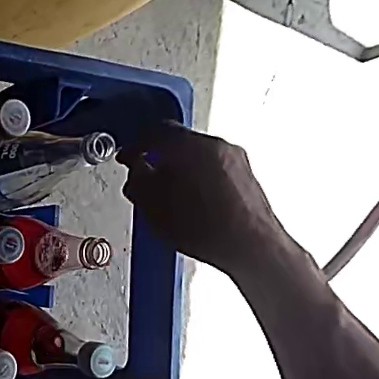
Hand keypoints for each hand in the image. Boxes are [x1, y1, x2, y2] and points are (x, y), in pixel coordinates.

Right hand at [122, 123, 291, 274]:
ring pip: (197, 155)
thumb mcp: (151, 205)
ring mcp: (235, 158)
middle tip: (144, 175)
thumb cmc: (207, 226)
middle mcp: (215, 145)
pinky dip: (199, 179)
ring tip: (168, 196)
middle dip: (159, 158)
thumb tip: (137, 171)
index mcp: (188, 145)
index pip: (154, 132)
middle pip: (178, 141)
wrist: (250, 246)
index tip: (128, 157)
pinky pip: (214, 168)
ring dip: (180, 169)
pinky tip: (191, 204)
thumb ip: (137, 180)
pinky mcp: (246, 175)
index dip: (135, 146)